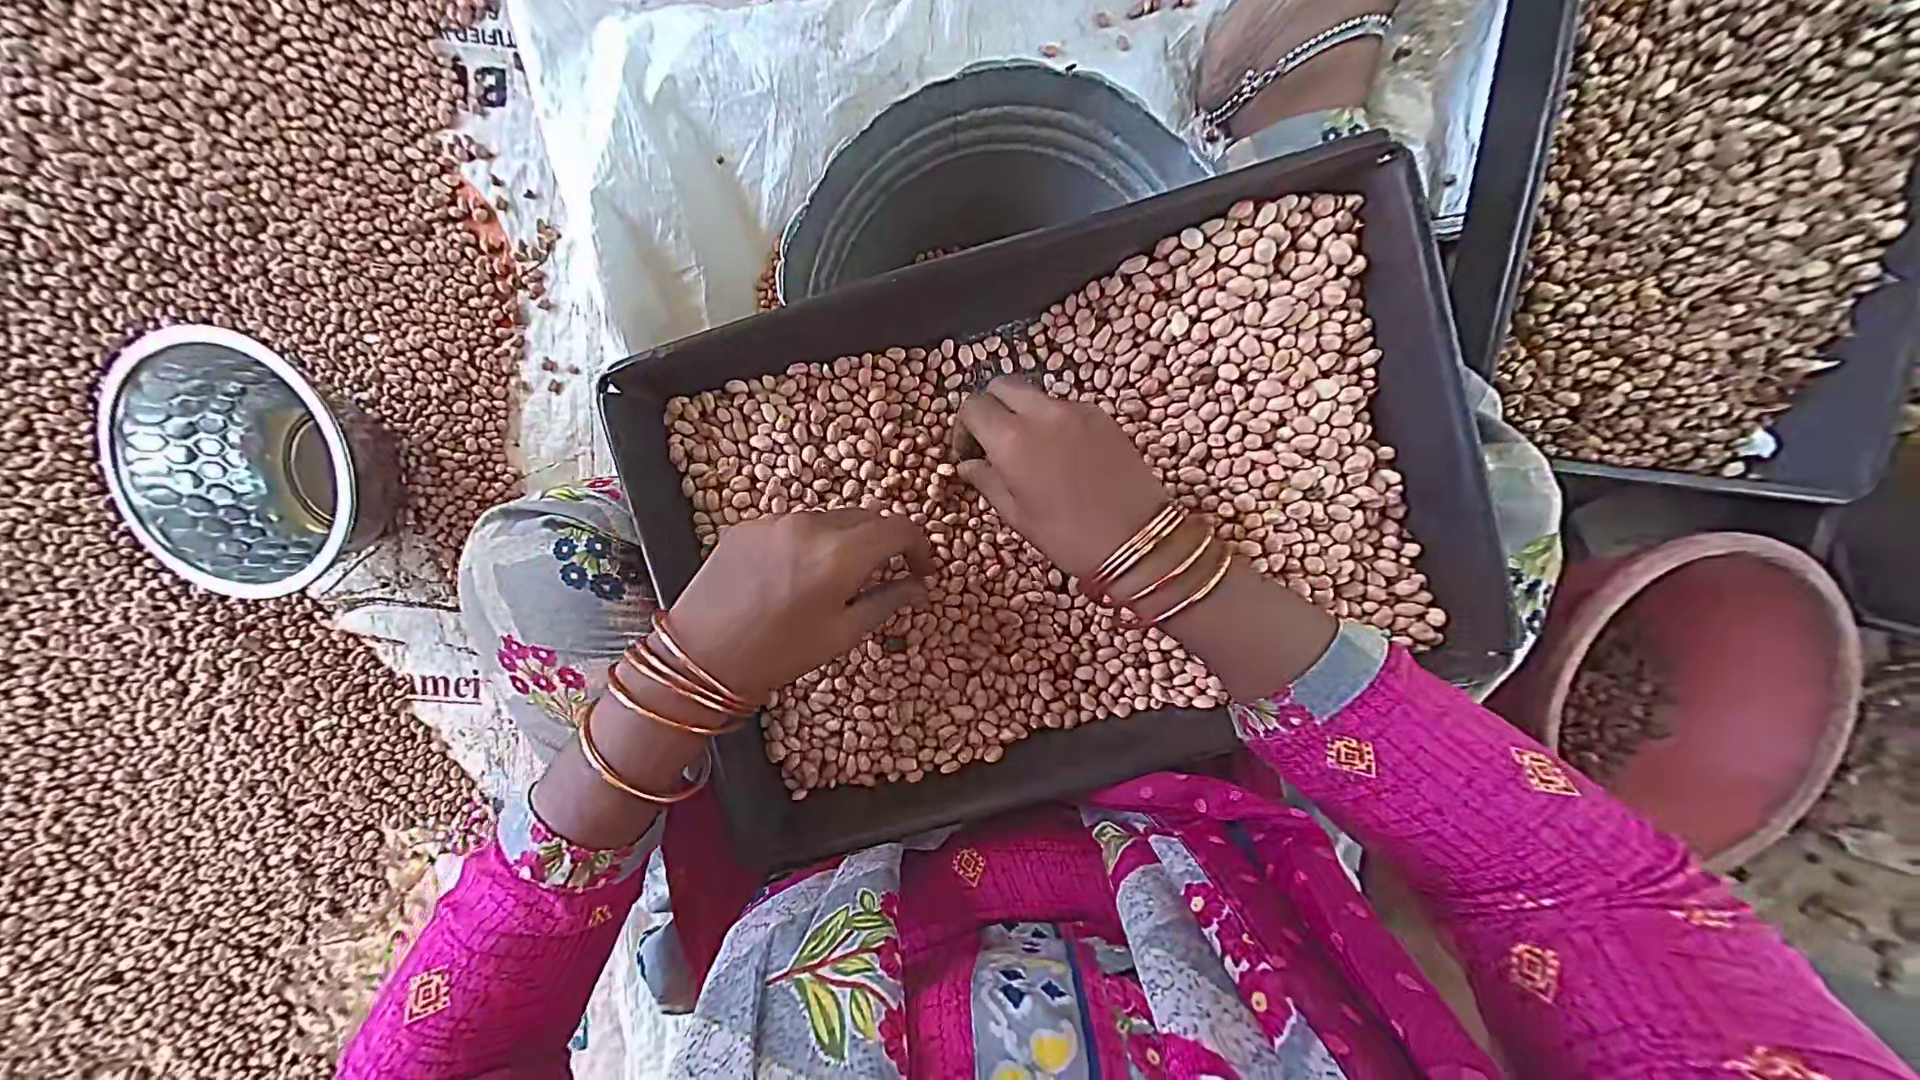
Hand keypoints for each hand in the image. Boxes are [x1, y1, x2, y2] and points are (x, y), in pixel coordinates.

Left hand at [662, 509, 933, 701]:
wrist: (700, 656)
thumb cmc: (779, 653)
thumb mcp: (842, 633)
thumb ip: (888, 601)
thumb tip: (920, 588)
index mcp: (841, 553)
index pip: (900, 528)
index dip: (920, 546)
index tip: (921, 569)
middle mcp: (811, 524)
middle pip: (868, 517)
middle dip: (885, 542)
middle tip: (888, 574)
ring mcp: (775, 520)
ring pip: (831, 519)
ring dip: (847, 540)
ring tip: (837, 578)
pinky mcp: (748, 525)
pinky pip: (794, 525)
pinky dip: (810, 542)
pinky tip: (796, 575)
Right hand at [954, 377, 1172, 579]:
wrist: (1137, 539)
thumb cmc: (1068, 537)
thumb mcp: (1017, 516)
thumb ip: (986, 481)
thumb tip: (967, 464)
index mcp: (1012, 440)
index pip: (973, 407)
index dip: (963, 426)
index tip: (968, 451)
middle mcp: (1041, 413)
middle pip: (1002, 385)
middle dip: (991, 407)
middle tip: (993, 441)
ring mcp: (1076, 410)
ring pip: (1035, 395)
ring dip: (1022, 413)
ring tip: (1030, 451)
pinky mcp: (1102, 415)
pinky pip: (1065, 407)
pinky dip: (1053, 420)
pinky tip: (1062, 454)